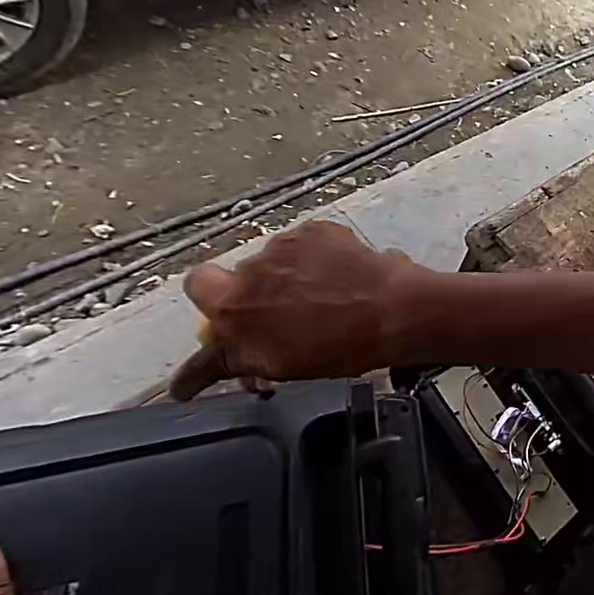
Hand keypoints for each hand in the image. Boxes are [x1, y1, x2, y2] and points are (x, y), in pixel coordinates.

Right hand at [171, 220, 430, 398]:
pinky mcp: (315, 229)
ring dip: (289, 273)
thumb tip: (223, 361)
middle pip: (235, 276)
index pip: (199, 297)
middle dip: (253, 291)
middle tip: (287, 310)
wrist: (395, 310)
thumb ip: (243, 358)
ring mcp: (284, 246)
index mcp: (233, 308)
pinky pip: (307, 243)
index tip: (221, 332)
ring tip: (326, 292)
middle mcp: (249, 271)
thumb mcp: (283, 365)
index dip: (212, 312)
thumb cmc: (343, 345)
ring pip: (273, 259)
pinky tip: (343, 273)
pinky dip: (319, 256)